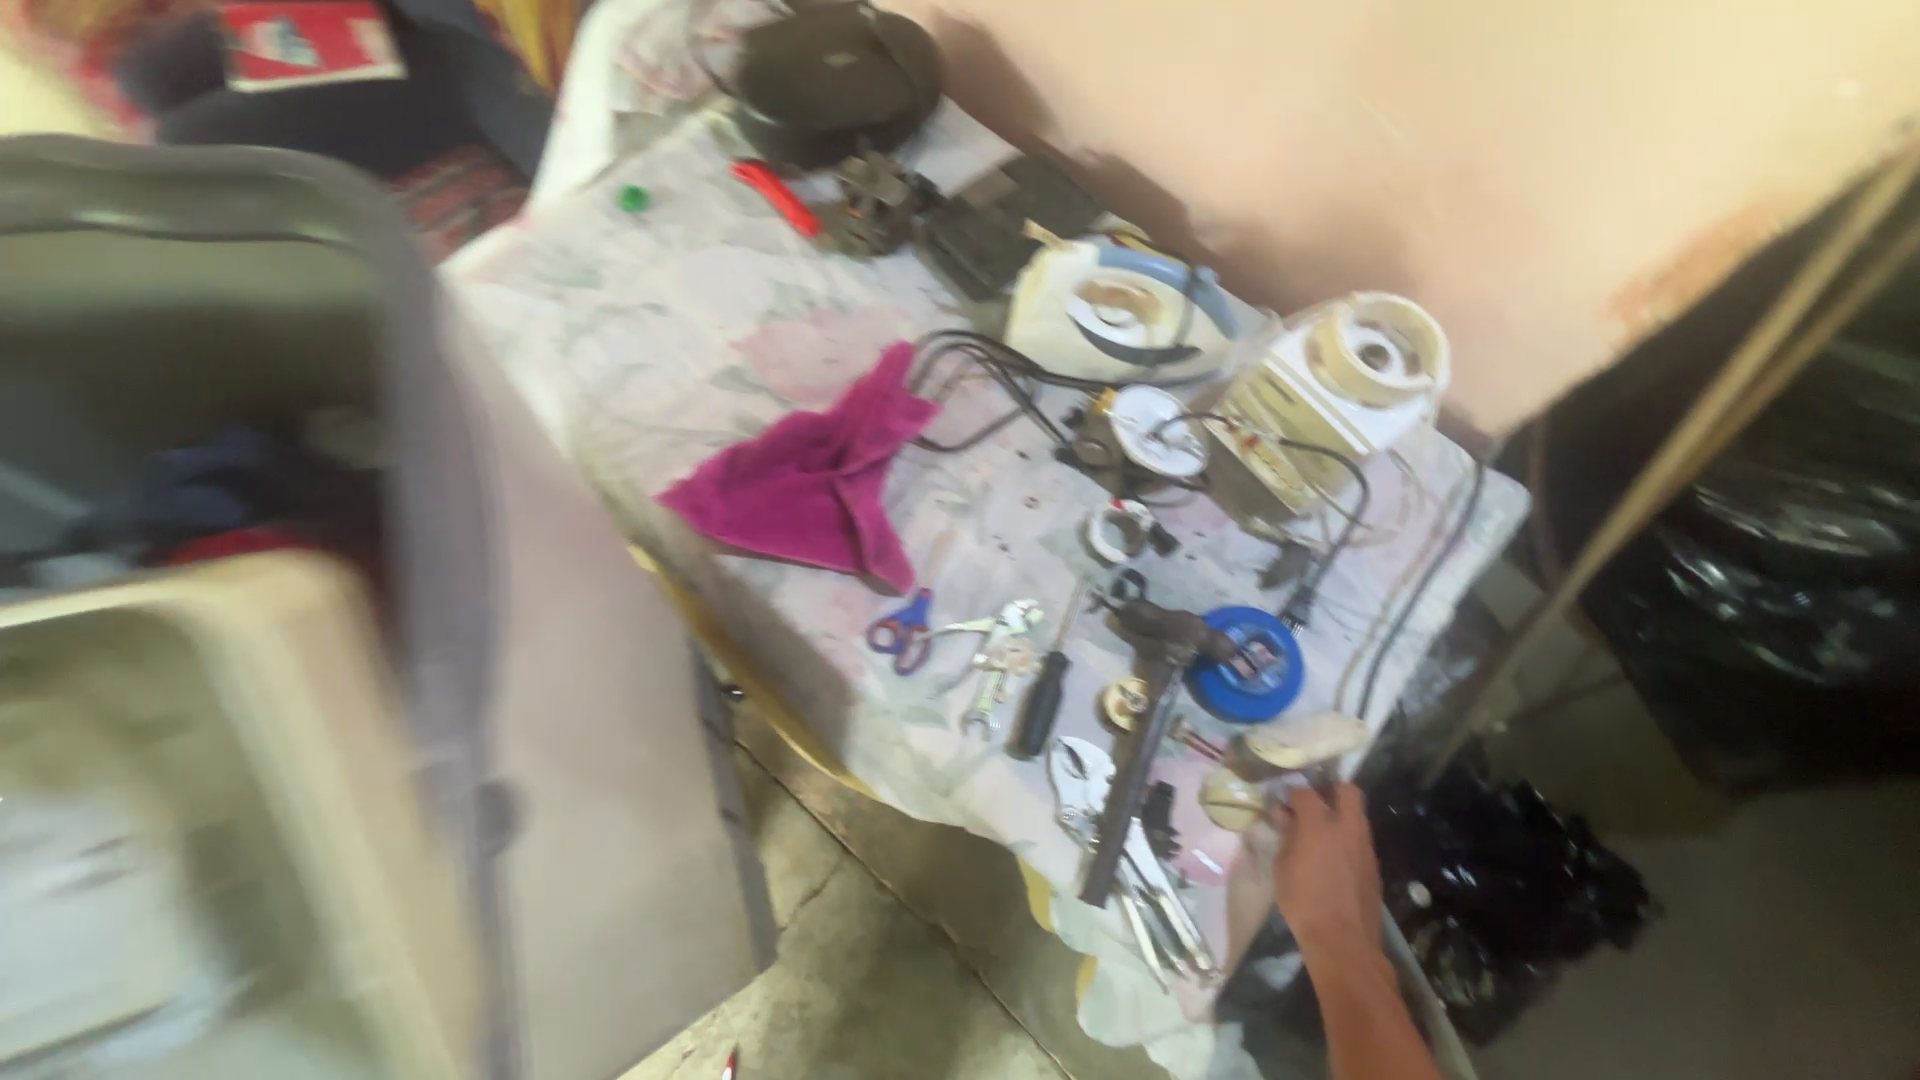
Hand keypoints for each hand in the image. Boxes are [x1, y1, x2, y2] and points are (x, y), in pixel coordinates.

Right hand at [1270, 782, 1382, 955]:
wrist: (1343, 941)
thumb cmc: (1303, 902)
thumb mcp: (1282, 867)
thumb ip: (1286, 836)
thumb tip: (1285, 816)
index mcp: (1319, 825)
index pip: (1305, 792)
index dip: (1292, 792)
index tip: (1282, 800)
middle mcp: (1347, 829)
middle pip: (1347, 791)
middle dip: (1330, 789)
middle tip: (1313, 802)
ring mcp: (1365, 847)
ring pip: (1357, 815)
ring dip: (1340, 815)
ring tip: (1320, 832)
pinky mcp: (1373, 866)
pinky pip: (1360, 840)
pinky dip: (1346, 839)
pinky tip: (1332, 857)